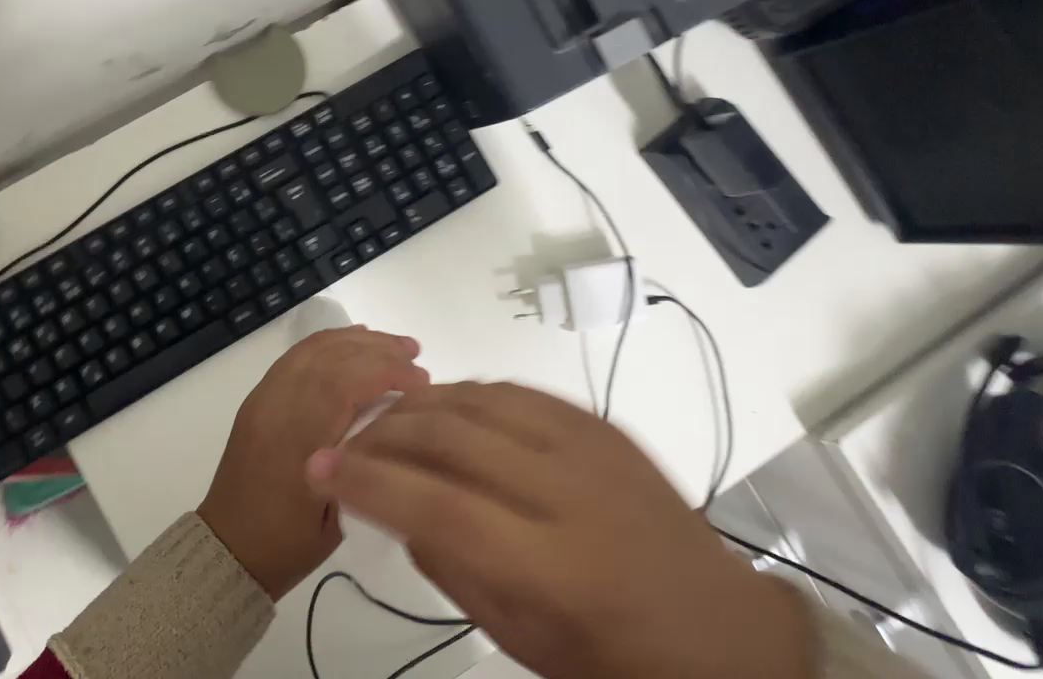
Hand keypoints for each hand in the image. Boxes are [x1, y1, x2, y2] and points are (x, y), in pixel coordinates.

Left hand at [197, 326, 428, 599]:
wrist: (229, 547)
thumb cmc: (289, 541)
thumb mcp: (339, 514)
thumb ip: (364, 461)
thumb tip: (397, 418)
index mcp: (297, 439)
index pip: (343, 381)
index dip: (386, 370)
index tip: (421, 379)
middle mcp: (277, 407)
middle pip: (329, 356)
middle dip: (376, 348)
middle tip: (415, 353)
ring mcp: (263, 397)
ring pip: (311, 349)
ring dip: (354, 340)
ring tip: (393, 345)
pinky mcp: (258, 397)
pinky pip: (295, 356)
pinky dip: (328, 344)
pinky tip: (353, 346)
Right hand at [307, 382, 811, 678]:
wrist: (724, 633)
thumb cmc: (616, 660)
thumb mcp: (526, 644)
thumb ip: (452, 571)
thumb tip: (394, 506)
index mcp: (558, 570)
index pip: (440, 508)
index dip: (369, 482)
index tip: (319, 468)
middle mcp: (574, 494)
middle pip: (453, 438)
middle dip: (381, 433)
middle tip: (342, 441)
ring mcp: (594, 450)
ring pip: (480, 401)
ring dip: (417, 403)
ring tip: (380, 418)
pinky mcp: (603, 426)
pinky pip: (517, 391)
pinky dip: (465, 393)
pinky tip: (440, 406)